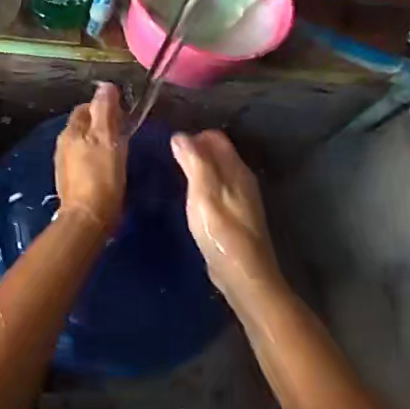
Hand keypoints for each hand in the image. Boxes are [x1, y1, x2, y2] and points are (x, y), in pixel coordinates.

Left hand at [54, 82, 126, 232]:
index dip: (105, 107)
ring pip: (84, 142)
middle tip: (124, 133)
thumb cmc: (101, 176)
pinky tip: (107, 168)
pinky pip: (84, 160)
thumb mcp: (108, 139)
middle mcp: (63, 143)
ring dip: (99, 142)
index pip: (86, 107)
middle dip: (102, 124)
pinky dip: (96, 158)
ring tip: (119, 150)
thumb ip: (105, 111)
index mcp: (71, 130)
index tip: (123, 116)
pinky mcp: (70, 180)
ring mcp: (64, 163)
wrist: (88, 217)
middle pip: (84, 124)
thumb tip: (105, 85)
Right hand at [170, 130, 280, 301]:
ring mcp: (240, 199)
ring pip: (217, 172)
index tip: (169, 146)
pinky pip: (217, 190)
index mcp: (236, 170)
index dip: (193, 137)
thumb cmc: (220, 230)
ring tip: (173, 176)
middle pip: (217, 153)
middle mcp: (241, 180)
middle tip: (167, 159)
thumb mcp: (203, 192)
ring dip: (197, 169)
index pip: (216, 138)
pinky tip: (188, 199)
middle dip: (194, 150)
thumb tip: (180, 136)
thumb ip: (194, 162)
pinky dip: (202, 187)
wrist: (242, 273)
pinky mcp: (235, 217)